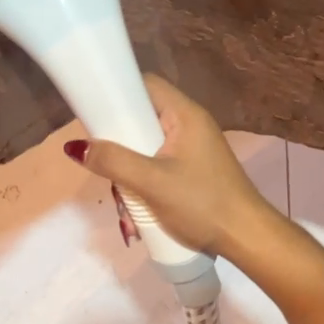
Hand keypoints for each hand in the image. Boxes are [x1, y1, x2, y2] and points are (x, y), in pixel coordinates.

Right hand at [68, 75, 286, 260]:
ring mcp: (193, 148)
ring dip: (129, 167)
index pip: (145, 84)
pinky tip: (138, 205)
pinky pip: (158, 163)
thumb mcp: (152, 183)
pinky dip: (144, 179)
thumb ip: (113, 162)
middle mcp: (190, 123)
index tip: (92, 112)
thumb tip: (75, 146)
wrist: (248, 239)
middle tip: (104, 163)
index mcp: (185, 114)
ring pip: (147, 144)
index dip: (117, 92)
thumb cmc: (203, 204)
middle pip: (142, 116)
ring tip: (123, 195)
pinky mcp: (194, 169)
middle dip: (119, 141)